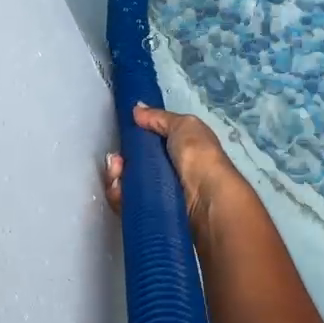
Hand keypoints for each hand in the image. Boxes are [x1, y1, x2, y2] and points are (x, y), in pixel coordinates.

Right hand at [103, 103, 247, 226]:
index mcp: (177, 151)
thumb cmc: (199, 156)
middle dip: (119, 161)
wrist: (208, 200)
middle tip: (117, 160)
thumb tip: (137, 109)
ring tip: (117, 172)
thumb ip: (158, 118)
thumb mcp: (184, 126)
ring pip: (125, 185)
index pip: (146, 144)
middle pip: (131, 165)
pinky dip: (118, 196)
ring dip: (115, 176)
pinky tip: (118, 189)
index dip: (132, 139)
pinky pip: (126, 205)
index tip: (123, 135)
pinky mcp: (149, 214)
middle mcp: (166, 172)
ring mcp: (156, 194)